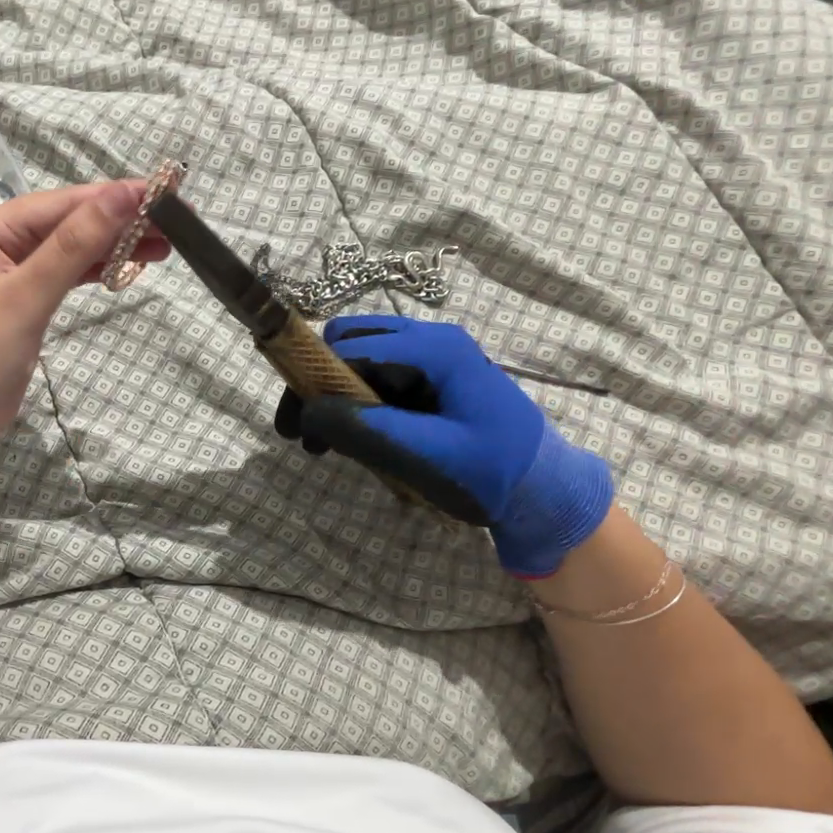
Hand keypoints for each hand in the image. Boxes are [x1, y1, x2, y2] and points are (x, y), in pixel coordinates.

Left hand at [0, 181, 167, 466]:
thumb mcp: (27, 297)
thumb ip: (75, 245)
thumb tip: (123, 194)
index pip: (65, 202)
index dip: (116, 196)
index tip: (169, 193)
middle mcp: (2, 241)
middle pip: (71, 220)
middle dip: (121, 221)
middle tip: (177, 225)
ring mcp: (14, 271)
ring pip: (73, 247)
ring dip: (114, 246)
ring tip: (165, 246)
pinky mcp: (26, 300)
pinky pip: (67, 273)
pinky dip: (96, 270)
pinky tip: (127, 268)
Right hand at [274, 315, 612, 576]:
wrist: (543, 490)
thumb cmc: (491, 473)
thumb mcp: (427, 456)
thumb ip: (367, 431)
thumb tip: (306, 413)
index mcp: (435, 350)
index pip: (350, 347)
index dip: (311, 382)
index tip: (290, 425)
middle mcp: (430, 342)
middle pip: (351, 341)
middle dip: (318, 383)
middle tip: (304, 431)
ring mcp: (432, 359)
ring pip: (360, 359)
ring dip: (333, 396)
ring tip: (322, 443)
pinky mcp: (430, 380)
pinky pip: (378, 378)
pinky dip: (355, 403)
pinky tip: (352, 438)